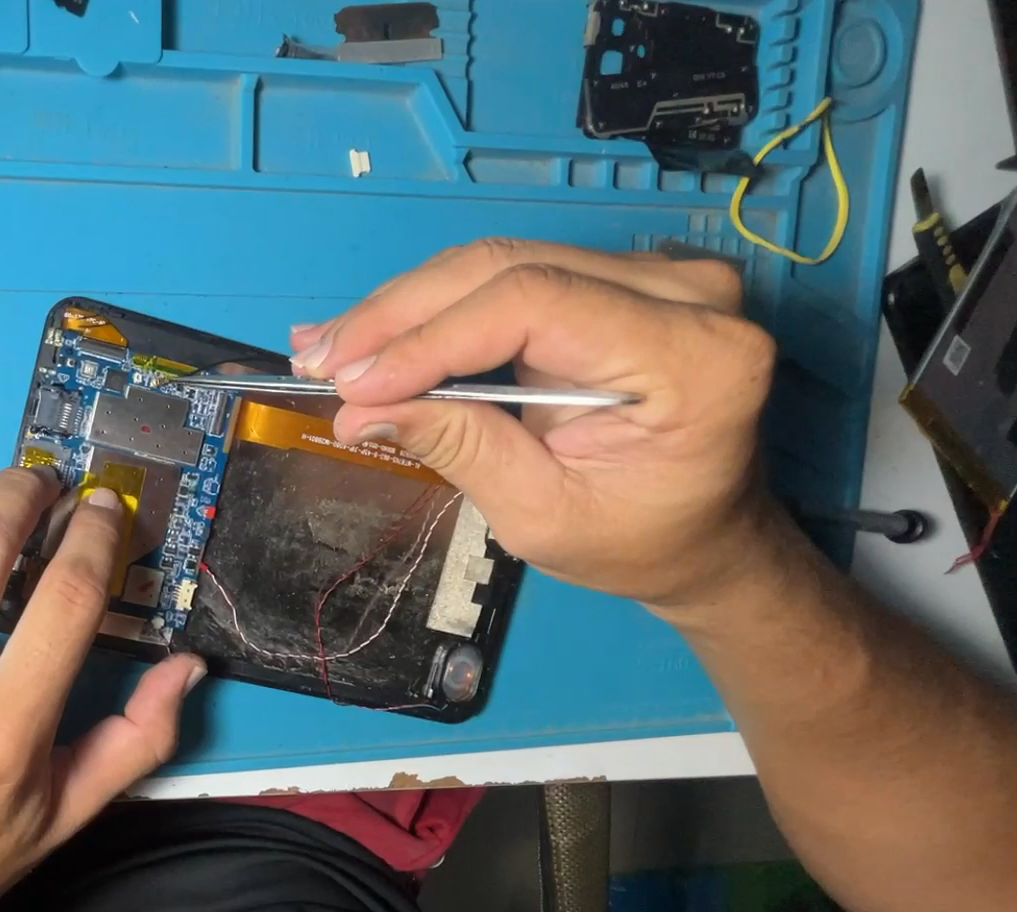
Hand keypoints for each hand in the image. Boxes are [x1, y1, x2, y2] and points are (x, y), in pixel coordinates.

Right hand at [291, 238, 777, 607]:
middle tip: (316, 360)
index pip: (532, 306)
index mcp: (691, 358)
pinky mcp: (606, 283)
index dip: (428, 340)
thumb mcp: (540, 515)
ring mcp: (646, 277)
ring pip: (490, 265)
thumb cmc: (633, 540)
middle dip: (395, 317)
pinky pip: (498, 280)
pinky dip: (424, 311)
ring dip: (396, 310)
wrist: (700, 531)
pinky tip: (366, 334)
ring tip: (322, 349)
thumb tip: (356, 411)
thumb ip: (459, 449)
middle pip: (504, 268)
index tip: (349, 385)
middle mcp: (679, 292)